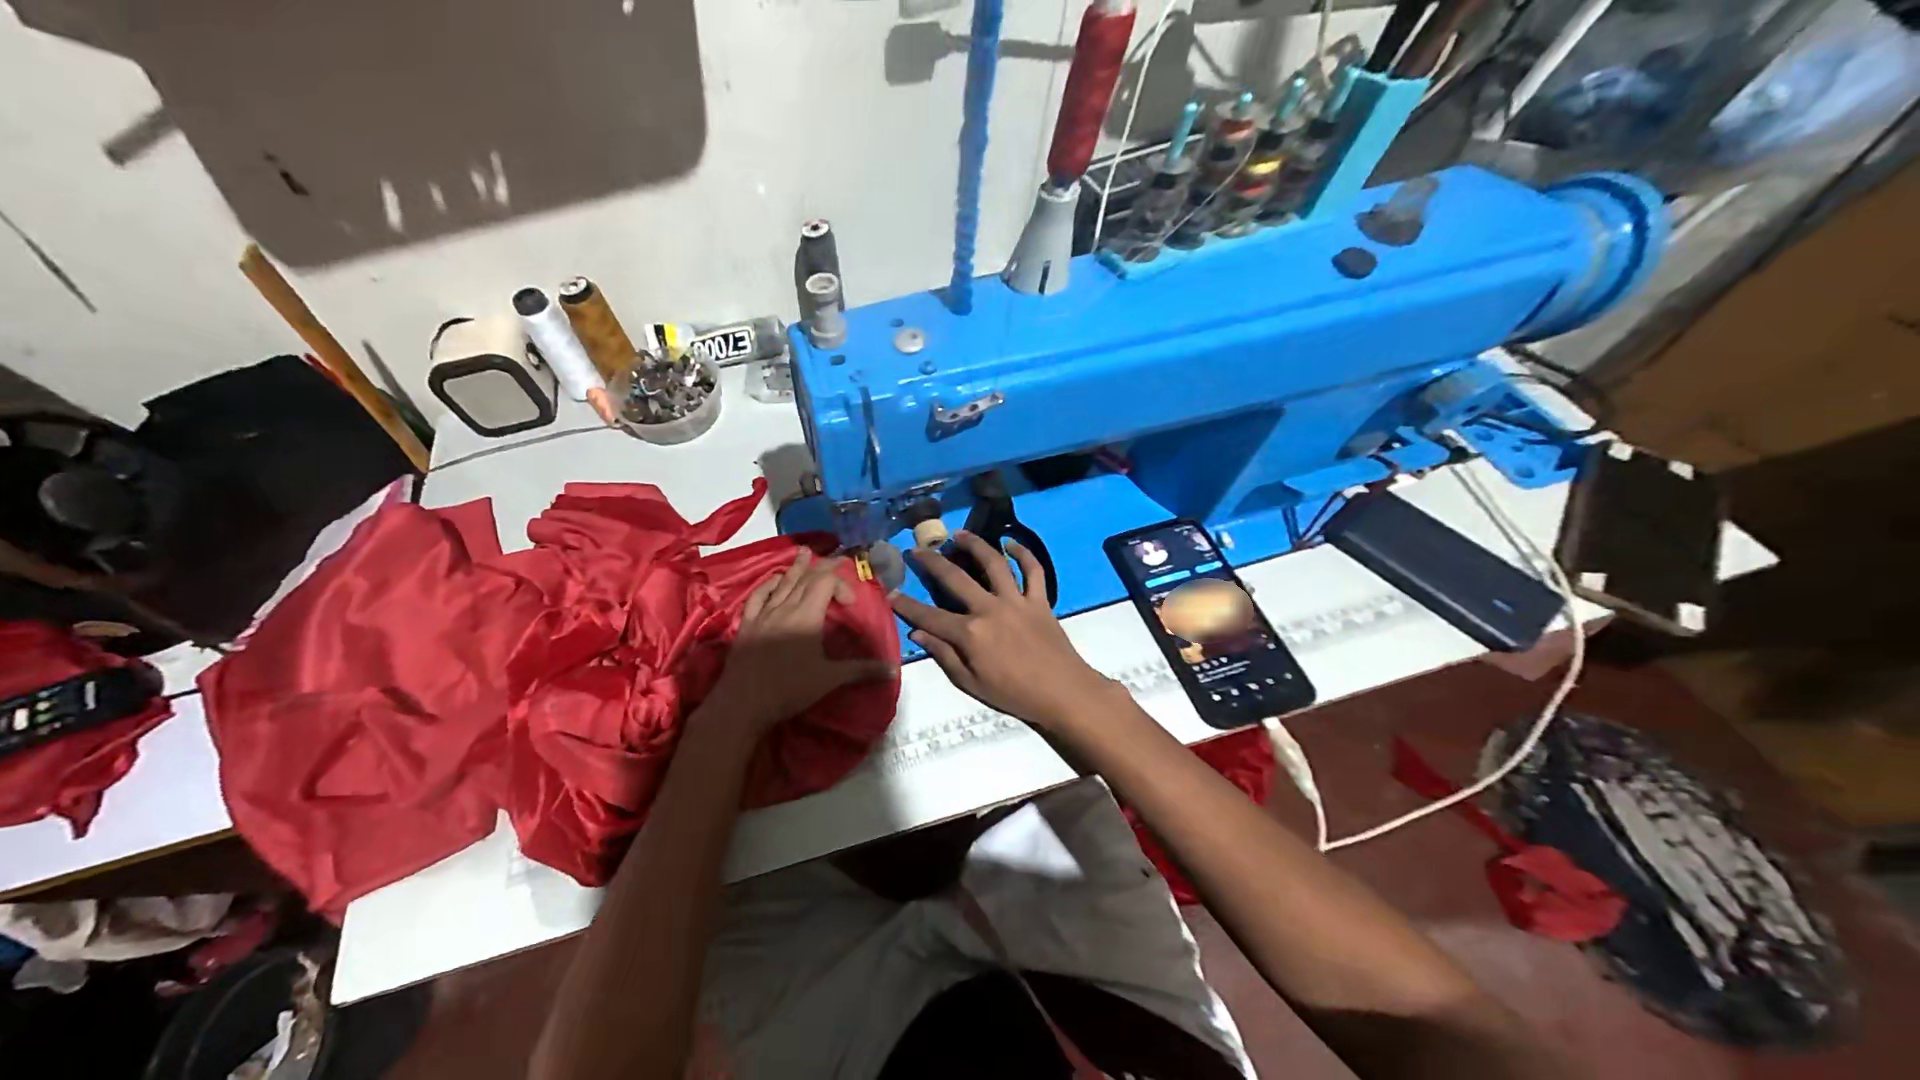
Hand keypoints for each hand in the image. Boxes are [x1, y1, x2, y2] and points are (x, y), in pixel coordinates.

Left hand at [703, 549, 895, 735]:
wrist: (743, 704)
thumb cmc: (789, 690)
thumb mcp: (830, 679)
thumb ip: (861, 670)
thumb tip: (892, 669)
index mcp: (807, 615)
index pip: (825, 582)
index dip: (841, 584)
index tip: (849, 604)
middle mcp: (785, 608)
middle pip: (805, 578)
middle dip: (823, 566)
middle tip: (837, 557)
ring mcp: (763, 614)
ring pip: (782, 583)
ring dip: (796, 567)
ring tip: (804, 551)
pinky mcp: (746, 624)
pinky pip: (758, 596)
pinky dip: (769, 584)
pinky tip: (774, 581)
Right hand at [889, 531, 1123, 732]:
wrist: (1062, 692)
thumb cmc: (1014, 694)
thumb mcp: (971, 683)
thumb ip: (944, 655)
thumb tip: (917, 634)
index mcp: (970, 634)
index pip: (929, 616)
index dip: (906, 604)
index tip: (890, 591)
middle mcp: (989, 609)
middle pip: (955, 578)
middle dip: (932, 562)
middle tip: (917, 550)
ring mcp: (1016, 601)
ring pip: (993, 563)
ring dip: (975, 544)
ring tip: (959, 534)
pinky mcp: (1039, 599)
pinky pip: (1033, 570)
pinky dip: (1023, 553)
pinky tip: (1010, 543)